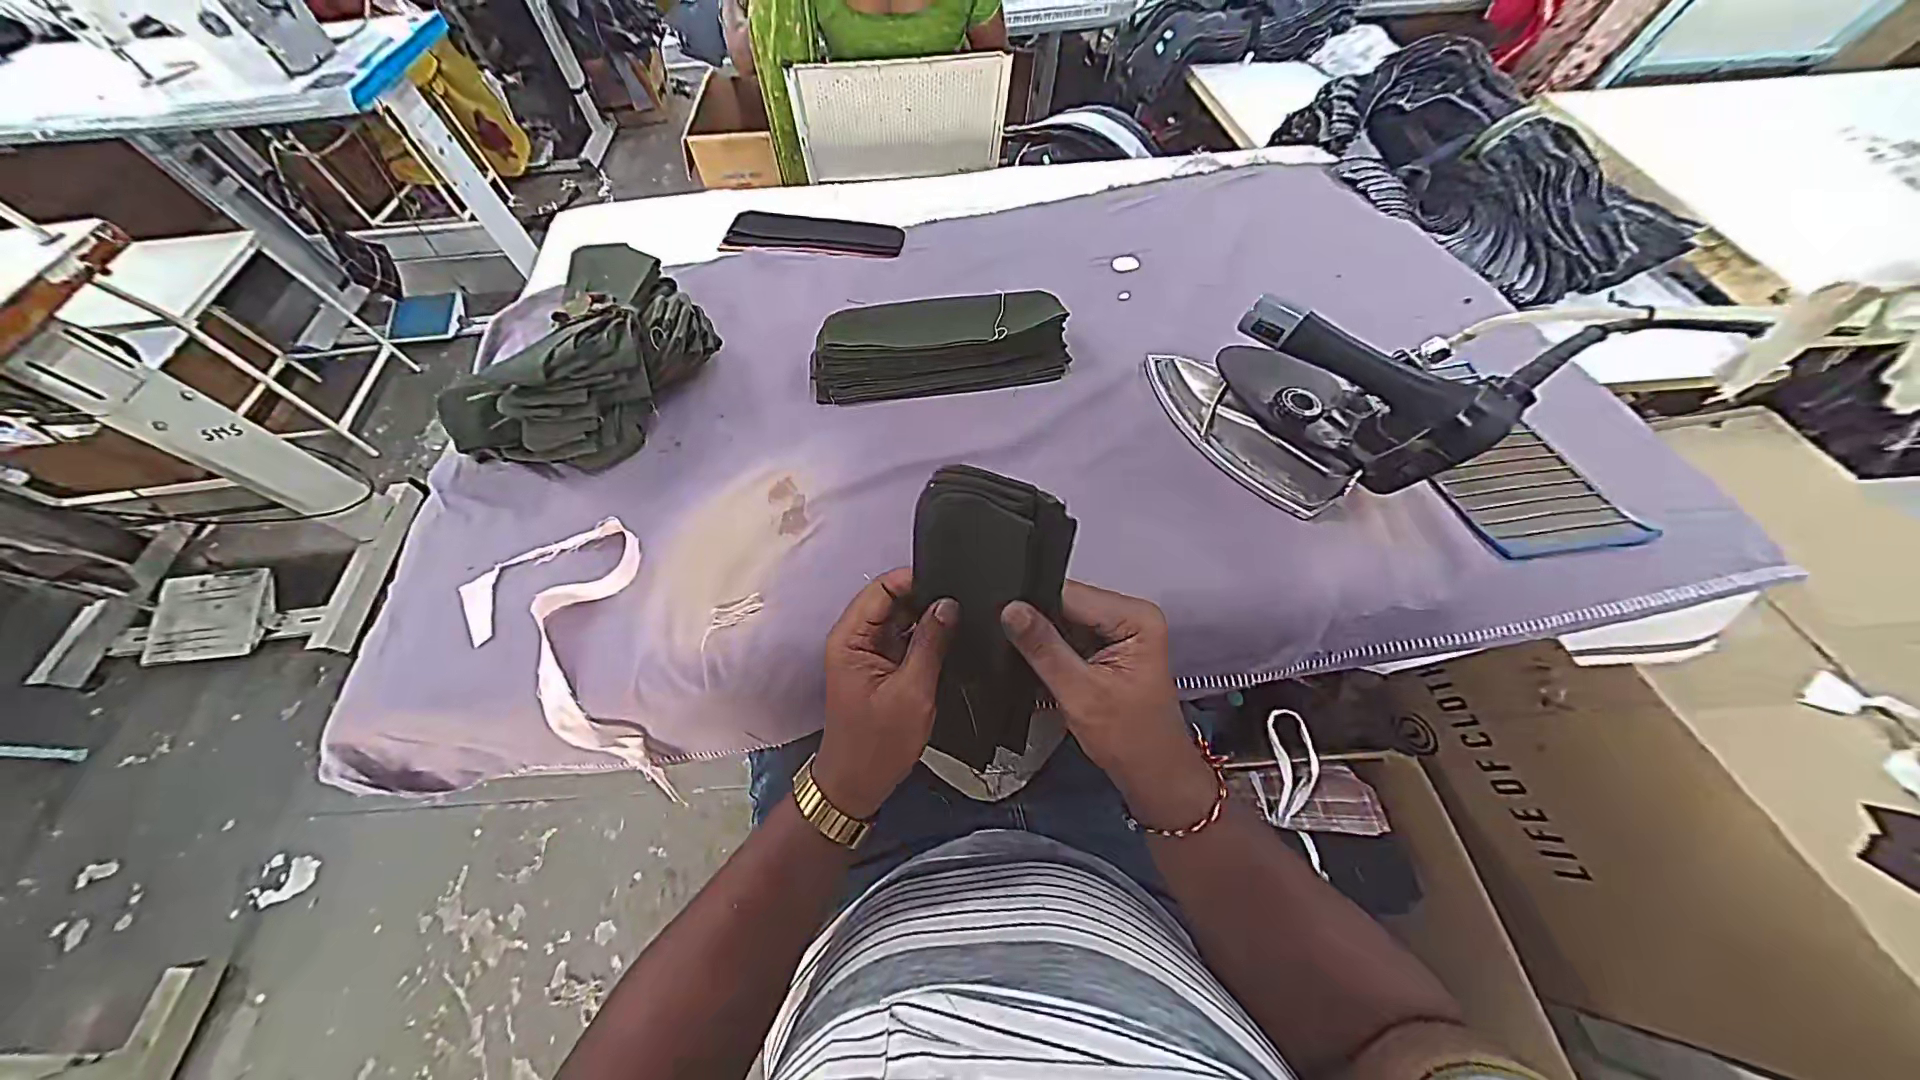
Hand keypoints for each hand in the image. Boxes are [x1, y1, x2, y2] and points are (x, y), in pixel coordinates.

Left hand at [814, 569, 957, 818]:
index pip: (880, 589)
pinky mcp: (884, 666)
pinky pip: (907, 639)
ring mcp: (870, 653)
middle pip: (892, 601)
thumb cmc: (877, 744)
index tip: (947, 579)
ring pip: (903, 619)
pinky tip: (949, 639)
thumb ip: (931, 643)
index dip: (912, 580)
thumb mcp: (911, 691)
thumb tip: (948, 605)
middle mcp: (857, 639)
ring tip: (959, 619)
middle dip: (925, 599)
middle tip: (961, 602)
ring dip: (928, 619)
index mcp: (850, 639)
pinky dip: (926, 638)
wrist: (859, 784)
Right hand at [1001, 582, 1216, 830]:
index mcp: (1136, 617)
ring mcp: (1119, 630)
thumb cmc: (1132, 740)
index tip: (1004, 620)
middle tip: (1016, 647)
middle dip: (1039, 624)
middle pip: (1066, 604)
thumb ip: (1043, 648)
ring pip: (1063, 620)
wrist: (1153, 776)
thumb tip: (1012, 611)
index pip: (1071, 595)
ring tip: (1033, 661)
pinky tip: (1047, 668)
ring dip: (1045, 640)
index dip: (1035, 606)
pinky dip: (1053, 652)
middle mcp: (1131, 615)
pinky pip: (1068, 635)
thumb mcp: (1080, 694)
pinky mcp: (1106, 645)